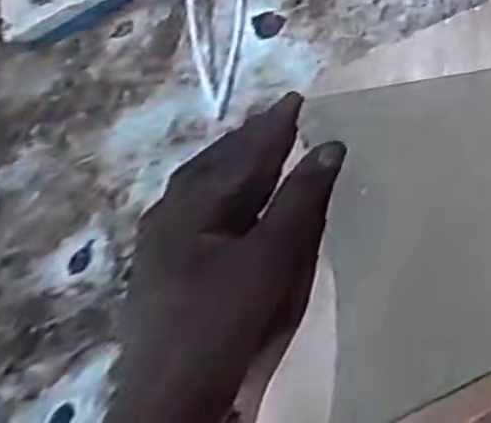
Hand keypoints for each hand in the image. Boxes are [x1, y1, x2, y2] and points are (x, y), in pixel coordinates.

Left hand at [107, 93, 344, 422]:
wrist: (173, 400)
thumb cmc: (225, 317)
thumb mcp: (274, 254)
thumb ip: (301, 197)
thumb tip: (330, 144)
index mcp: (190, 211)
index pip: (241, 156)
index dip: (273, 127)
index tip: (298, 97)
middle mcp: (167, 222)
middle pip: (211, 167)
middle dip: (247, 139)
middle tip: (280, 115)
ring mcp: (159, 250)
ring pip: (199, 188)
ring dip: (232, 162)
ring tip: (258, 145)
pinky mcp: (165, 272)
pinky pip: (196, 209)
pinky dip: (222, 188)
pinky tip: (233, 196)